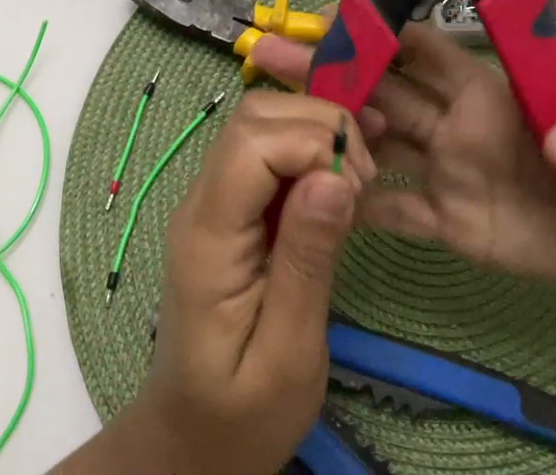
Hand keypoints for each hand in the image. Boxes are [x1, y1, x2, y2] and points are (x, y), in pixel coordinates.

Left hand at [79, 93, 373, 474]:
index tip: (358, 188)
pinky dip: (311, 149)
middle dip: (320, 128)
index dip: (313, 143)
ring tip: (359, 183)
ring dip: (318, 134)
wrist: (192, 437)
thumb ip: (307, 261)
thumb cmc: (242, 411)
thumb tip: (334, 176)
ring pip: (262, 124)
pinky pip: (268, 152)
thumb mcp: (288, 352)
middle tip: (364, 183)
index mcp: (208, 237)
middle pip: (255, 117)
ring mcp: (214, 202)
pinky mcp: (232, 210)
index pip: (252, 142)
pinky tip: (345, 177)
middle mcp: (202, 203)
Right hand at [251, 24, 555, 284]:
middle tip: (265, 54)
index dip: (373, 31)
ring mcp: (449, 174)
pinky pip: (392, 212)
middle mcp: (456, 125)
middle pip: (379, 90)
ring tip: (270, 126)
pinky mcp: (453, 225)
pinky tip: (309, 203)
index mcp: (490, 90)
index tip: (320, 21)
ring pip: (373, 145)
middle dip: (325, 70)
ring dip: (327, 133)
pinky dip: (353, 206)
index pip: (418, 49)